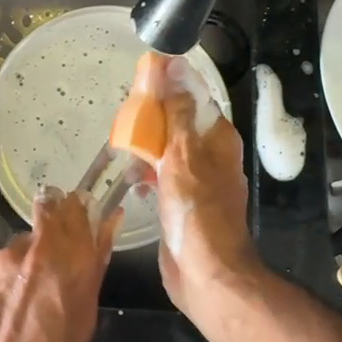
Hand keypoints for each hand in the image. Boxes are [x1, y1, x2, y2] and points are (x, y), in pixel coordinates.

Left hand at [0, 188, 117, 341]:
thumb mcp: (84, 320)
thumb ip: (95, 265)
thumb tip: (110, 220)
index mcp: (71, 262)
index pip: (77, 209)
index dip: (77, 211)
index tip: (78, 218)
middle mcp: (37, 249)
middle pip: (48, 216)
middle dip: (52, 231)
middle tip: (47, 269)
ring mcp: (2, 255)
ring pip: (20, 244)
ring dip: (24, 261)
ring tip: (18, 300)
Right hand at [140, 53, 259, 309]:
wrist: (206, 273)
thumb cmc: (196, 209)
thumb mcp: (183, 154)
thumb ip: (177, 112)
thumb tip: (173, 68)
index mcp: (218, 139)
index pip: (195, 96)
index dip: (172, 82)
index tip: (145, 73)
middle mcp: (211, 156)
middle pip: (180, 122)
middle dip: (154, 115)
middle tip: (127, 111)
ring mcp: (197, 181)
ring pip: (168, 149)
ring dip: (147, 145)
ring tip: (122, 143)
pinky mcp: (182, 203)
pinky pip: (162, 176)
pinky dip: (147, 172)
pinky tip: (130, 177)